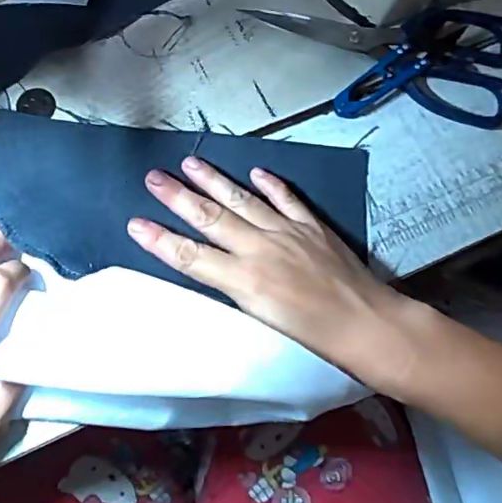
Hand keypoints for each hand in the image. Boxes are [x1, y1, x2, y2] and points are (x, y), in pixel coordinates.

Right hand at [126, 158, 436, 397]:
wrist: (365, 325)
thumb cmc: (313, 339)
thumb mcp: (262, 323)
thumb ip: (233, 291)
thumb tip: (210, 269)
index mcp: (245, 281)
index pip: (191, 257)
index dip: (160, 240)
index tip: (135, 223)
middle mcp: (260, 249)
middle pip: (211, 218)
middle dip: (178, 197)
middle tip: (153, 177)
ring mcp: (287, 233)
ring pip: (243, 200)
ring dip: (214, 181)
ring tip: (190, 163)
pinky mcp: (311, 226)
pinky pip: (286, 199)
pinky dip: (270, 184)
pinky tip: (255, 172)